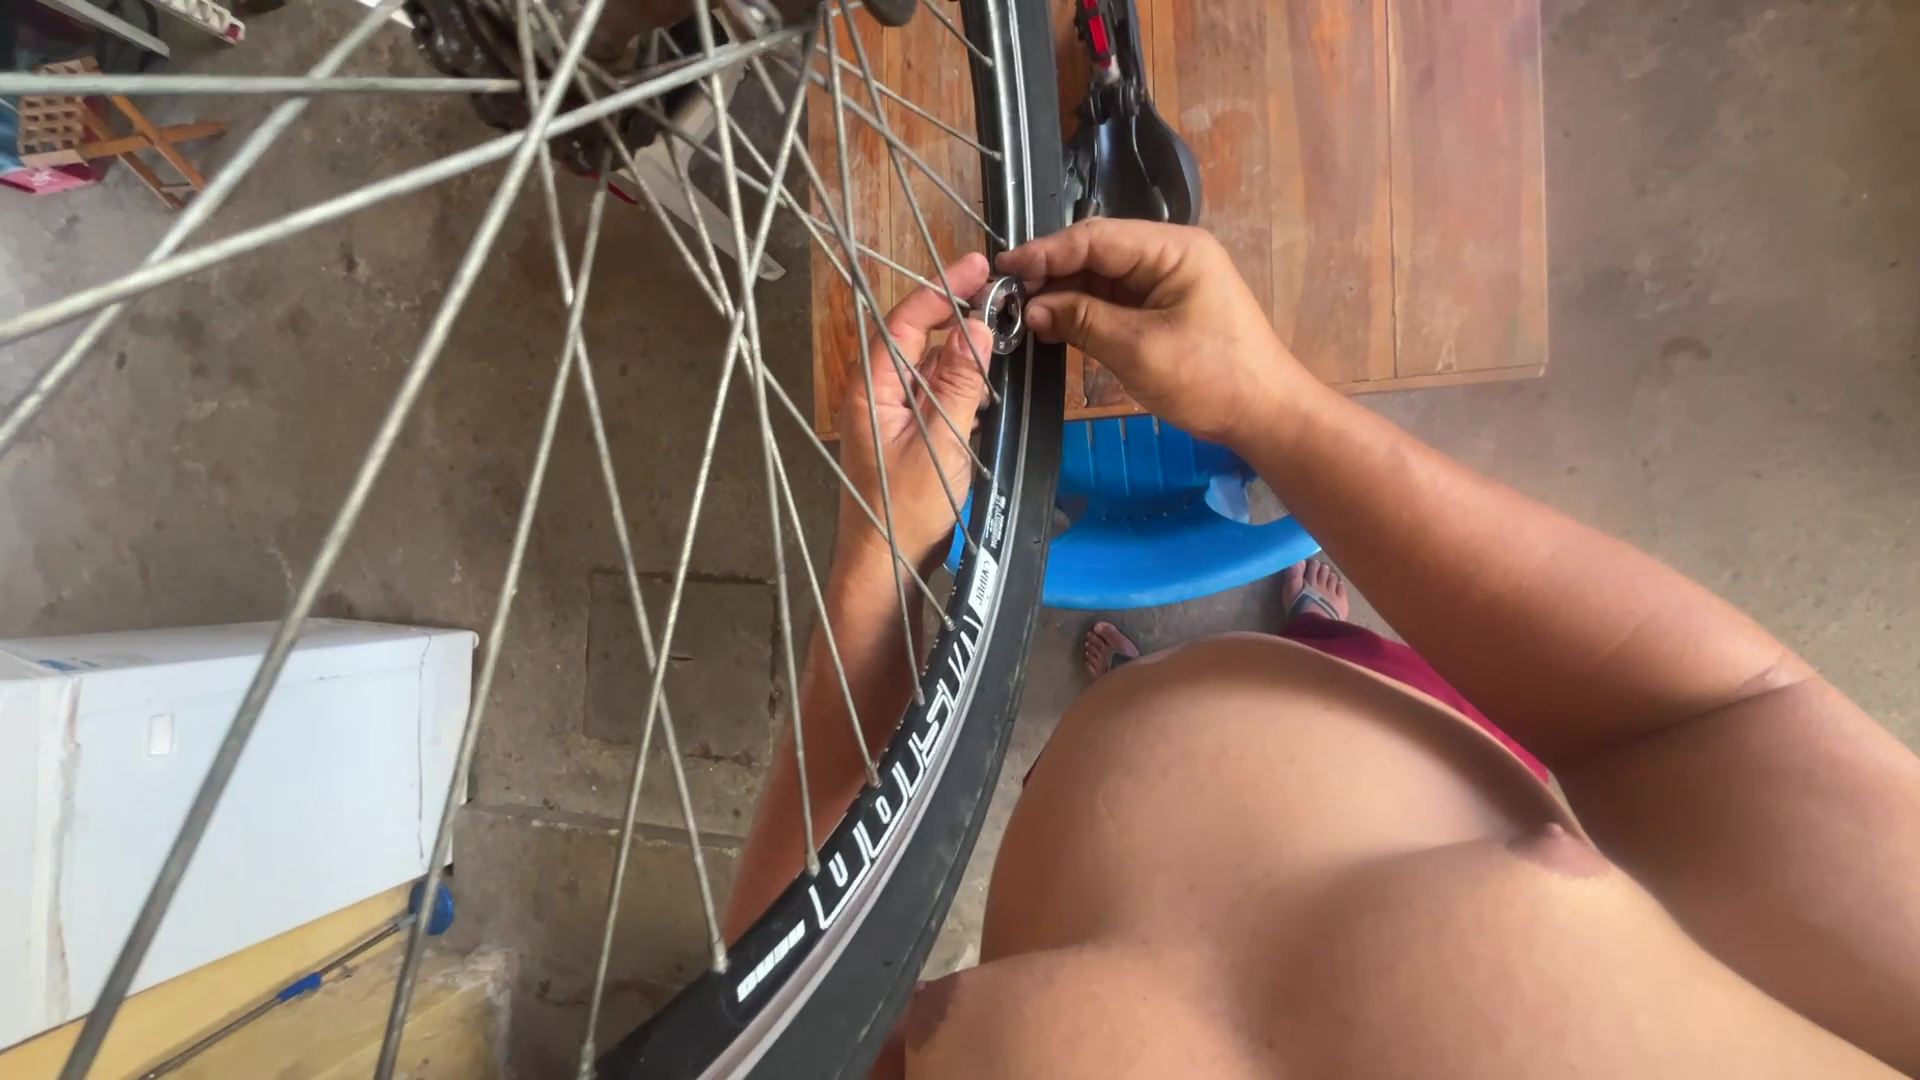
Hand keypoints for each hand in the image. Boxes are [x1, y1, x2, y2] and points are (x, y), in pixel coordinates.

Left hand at [837, 253, 994, 570]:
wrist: (890, 563)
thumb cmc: (906, 510)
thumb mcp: (939, 442)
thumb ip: (958, 383)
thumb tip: (977, 327)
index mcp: (872, 389)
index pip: (904, 322)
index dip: (941, 289)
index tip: (978, 267)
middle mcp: (879, 395)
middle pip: (916, 338)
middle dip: (955, 314)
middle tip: (997, 295)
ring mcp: (895, 417)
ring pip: (930, 367)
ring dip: (962, 351)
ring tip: (1000, 335)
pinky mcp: (912, 438)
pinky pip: (938, 396)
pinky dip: (962, 385)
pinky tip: (988, 387)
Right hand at [997, 218, 1311, 444]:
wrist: (1262, 413)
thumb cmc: (1208, 377)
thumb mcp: (1139, 348)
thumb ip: (1082, 320)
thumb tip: (1031, 307)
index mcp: (1172, 248)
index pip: (1096, 237)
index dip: (1046, 251)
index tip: (1004, 268)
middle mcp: (1167, 255)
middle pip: (1096, 253)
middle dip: (1051, 273)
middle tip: (1004, 295)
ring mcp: (1163, 284)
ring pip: (1099, 279)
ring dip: (1062, 296)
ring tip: (1019, 314)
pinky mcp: (1159, 311)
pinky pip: (1111, 303)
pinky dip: (1081, 314)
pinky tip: (1051, 327)